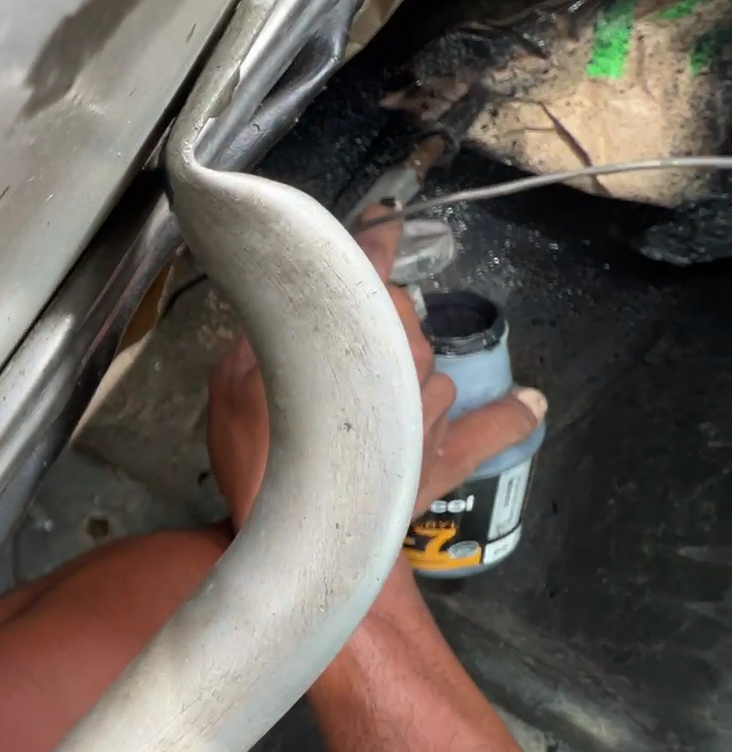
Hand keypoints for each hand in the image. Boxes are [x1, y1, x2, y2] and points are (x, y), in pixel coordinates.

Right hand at [206, 213, 545, 531]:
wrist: (298, 535)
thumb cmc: (257, 456)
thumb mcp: (231, 383)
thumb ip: (262, 337)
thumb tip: (278, 304)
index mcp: (357, 335)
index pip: (372, 268)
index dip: (374, 239)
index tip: (380, 216)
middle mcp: (408, 361)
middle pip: (398, 317)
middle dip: (371, 311)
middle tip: (333, 327)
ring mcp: (436, 407)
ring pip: (429, 363)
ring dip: (404, 361)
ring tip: (369, 381)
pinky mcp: (450, 452)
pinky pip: (493, 422)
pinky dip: (505, 413)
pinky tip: (521, 404)